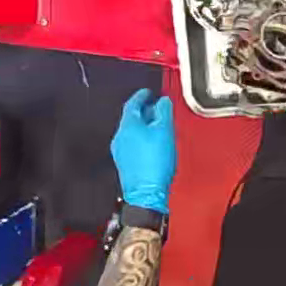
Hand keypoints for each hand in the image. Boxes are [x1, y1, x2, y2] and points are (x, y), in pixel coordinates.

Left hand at [112, 88, 175, 213]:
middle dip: (145, 111)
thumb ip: (164, 112)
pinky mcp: (126, 163)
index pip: (132, 104)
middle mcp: (120, 138)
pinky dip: (143, 139)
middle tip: (157, 108)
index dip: (141, 96)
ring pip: (133, 132)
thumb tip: (163, 102)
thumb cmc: (154, 164)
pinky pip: (134, 144)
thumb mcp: (165, 132)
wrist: (147, 193)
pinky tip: (154, 144)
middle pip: (132, 118)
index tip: (147, 93)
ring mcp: (121, 152)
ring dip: (145, 126)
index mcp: (128, 126)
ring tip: (159, 126)